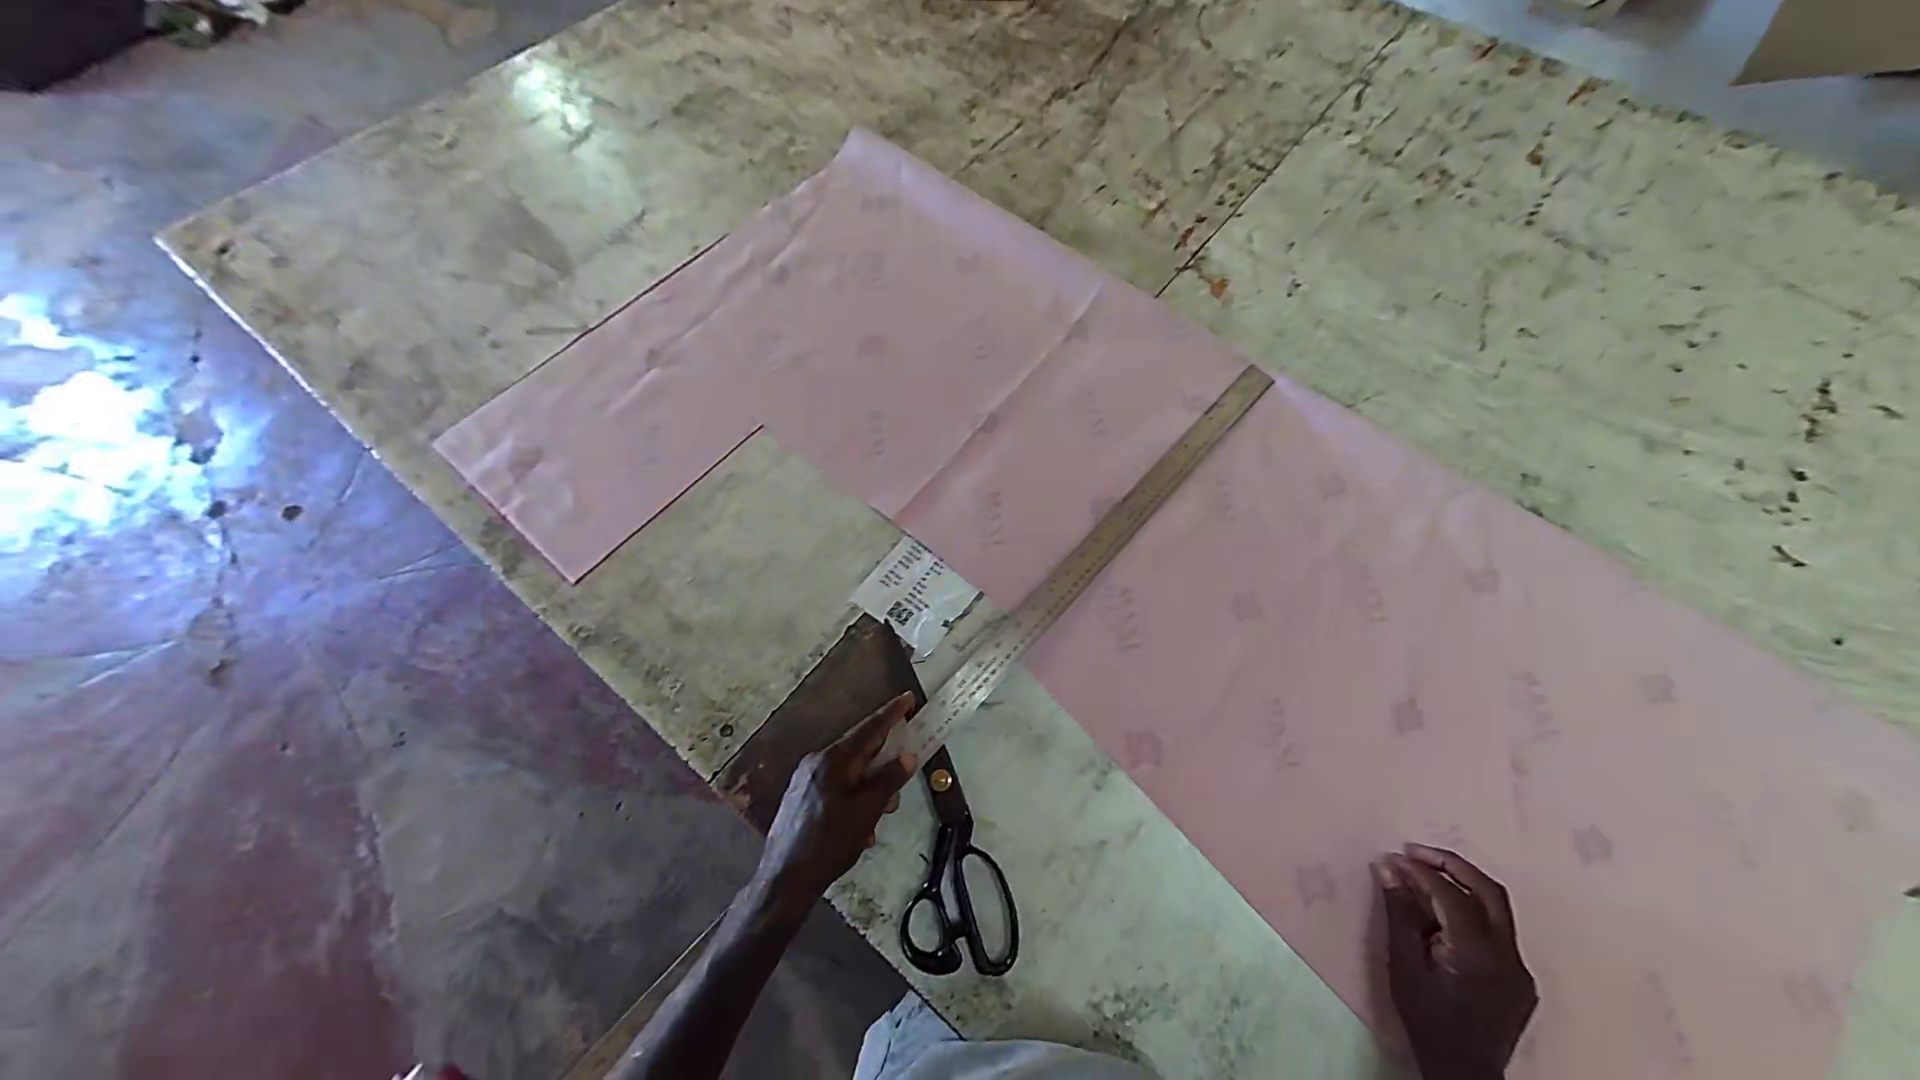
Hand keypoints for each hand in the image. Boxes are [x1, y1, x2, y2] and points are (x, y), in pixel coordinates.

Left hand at [757, 693, 918, 901]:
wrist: (785, 878)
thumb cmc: (829, 843)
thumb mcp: (866, 812)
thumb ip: (888, 781)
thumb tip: (907, 756)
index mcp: (833, 760)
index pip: (869, 729)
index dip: (891, 714)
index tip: (908, 698)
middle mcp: (817, 762)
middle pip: (860, 752)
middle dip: (883, 768)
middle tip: (896, 789)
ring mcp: (806, 779)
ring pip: (850, 774)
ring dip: (869, 791)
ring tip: (874, 820)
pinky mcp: (801, 796)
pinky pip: (836, 788)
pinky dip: (853, 800)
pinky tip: (858, 828)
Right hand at [1375, 845, 1537, 1079]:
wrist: (1463, 1071)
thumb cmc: (1426, 1018)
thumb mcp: (1404, 965)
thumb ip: (1399, 913)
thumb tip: (1388, 867)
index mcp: (1478, 955)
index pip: (1452, 896)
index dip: (1421, 872)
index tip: (1392, 857)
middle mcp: (1509, 958)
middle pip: (1489, 892)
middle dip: (1451, 864)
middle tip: (1415, 850)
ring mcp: (1521, 968)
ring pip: (1497, 908)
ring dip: (1462, 882)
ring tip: (1426, 870)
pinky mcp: (1521, 976)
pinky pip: (1497, 928)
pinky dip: (1469, 907)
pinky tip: (1442, 908)